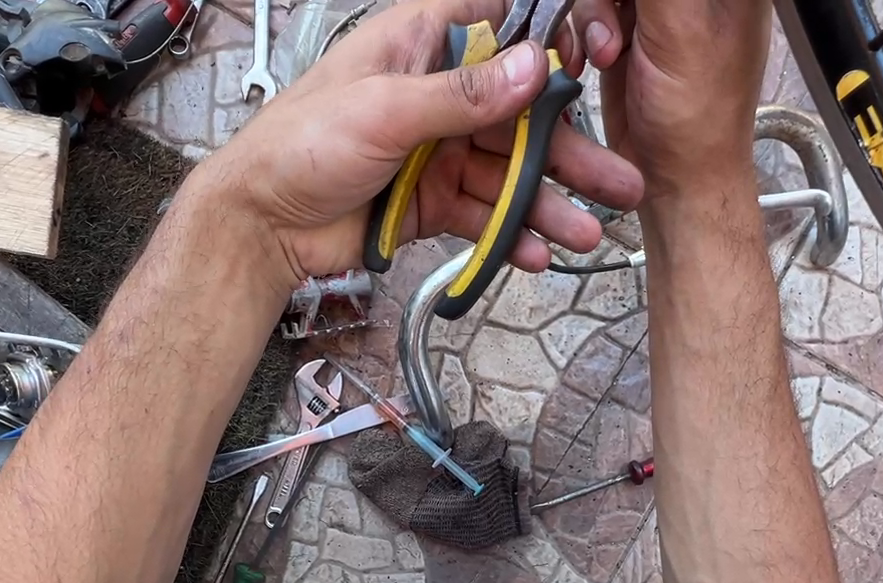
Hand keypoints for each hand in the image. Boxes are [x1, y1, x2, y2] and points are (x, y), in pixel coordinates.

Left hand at [189, 0, 643, 281]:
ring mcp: (436, 154)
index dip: (550, 46)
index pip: (500, 28)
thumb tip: (534, 66)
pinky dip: (506, 236)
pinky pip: (480, 217)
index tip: (597, 67)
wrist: (264, 225)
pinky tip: (534, 254)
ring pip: (505, 176)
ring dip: (545, 206)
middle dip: (568, 154)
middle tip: (618, 185)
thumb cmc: (302, 145)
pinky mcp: (430, 204)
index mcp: (422, 45)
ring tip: (585, 234)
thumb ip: (460, 94)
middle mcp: (437, 98)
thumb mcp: (384, 109)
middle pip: (519, 120)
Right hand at [572, 0, 769, 197]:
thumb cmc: (695, 116)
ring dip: (592, 13)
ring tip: (605, 53)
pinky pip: (592, 12)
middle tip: (613, 31)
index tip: (624, 9)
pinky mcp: (627, 36)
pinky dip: (583, 32)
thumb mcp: (681, 25)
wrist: (673, 181)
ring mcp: (657, 10)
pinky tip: (588, 59)